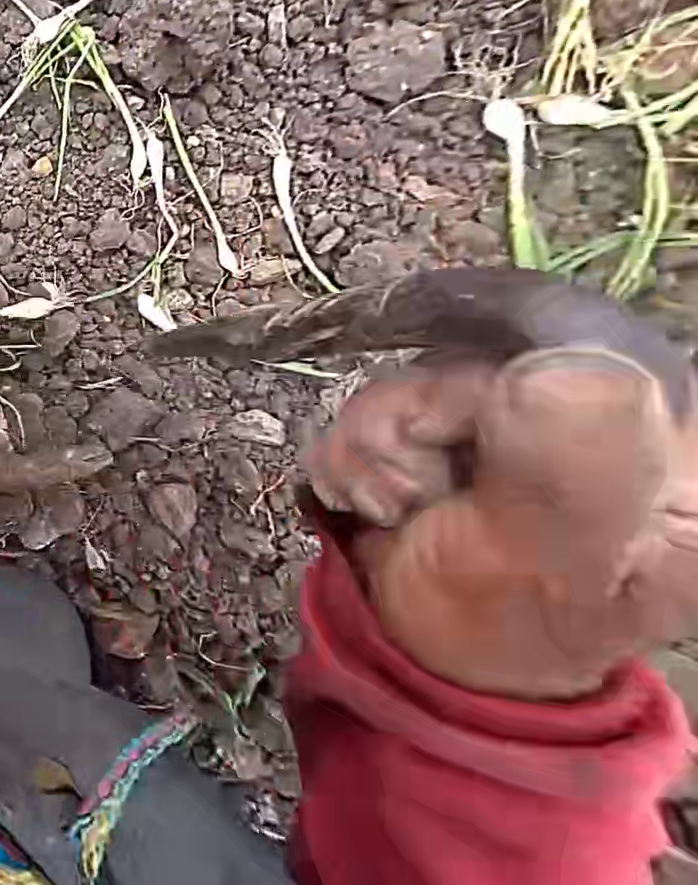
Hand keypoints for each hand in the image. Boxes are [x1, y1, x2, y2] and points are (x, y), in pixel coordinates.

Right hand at [306, 348, 697, 699]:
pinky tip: (363, 499)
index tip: (456, 457)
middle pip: (462, 372)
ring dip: (364, 453)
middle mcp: (583, 423)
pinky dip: (343, 459)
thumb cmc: (510, 621)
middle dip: (405, 434)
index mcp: (665, 448)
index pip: (563, 357)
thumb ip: (569, 467)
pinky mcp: (429, 438)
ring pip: (399, 389)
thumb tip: (554, 367)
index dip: (484, 395)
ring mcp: (497, 428)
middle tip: (415, 499)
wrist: (425, 649)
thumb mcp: (552, 556)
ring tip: (388, 509)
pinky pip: (359, 415)